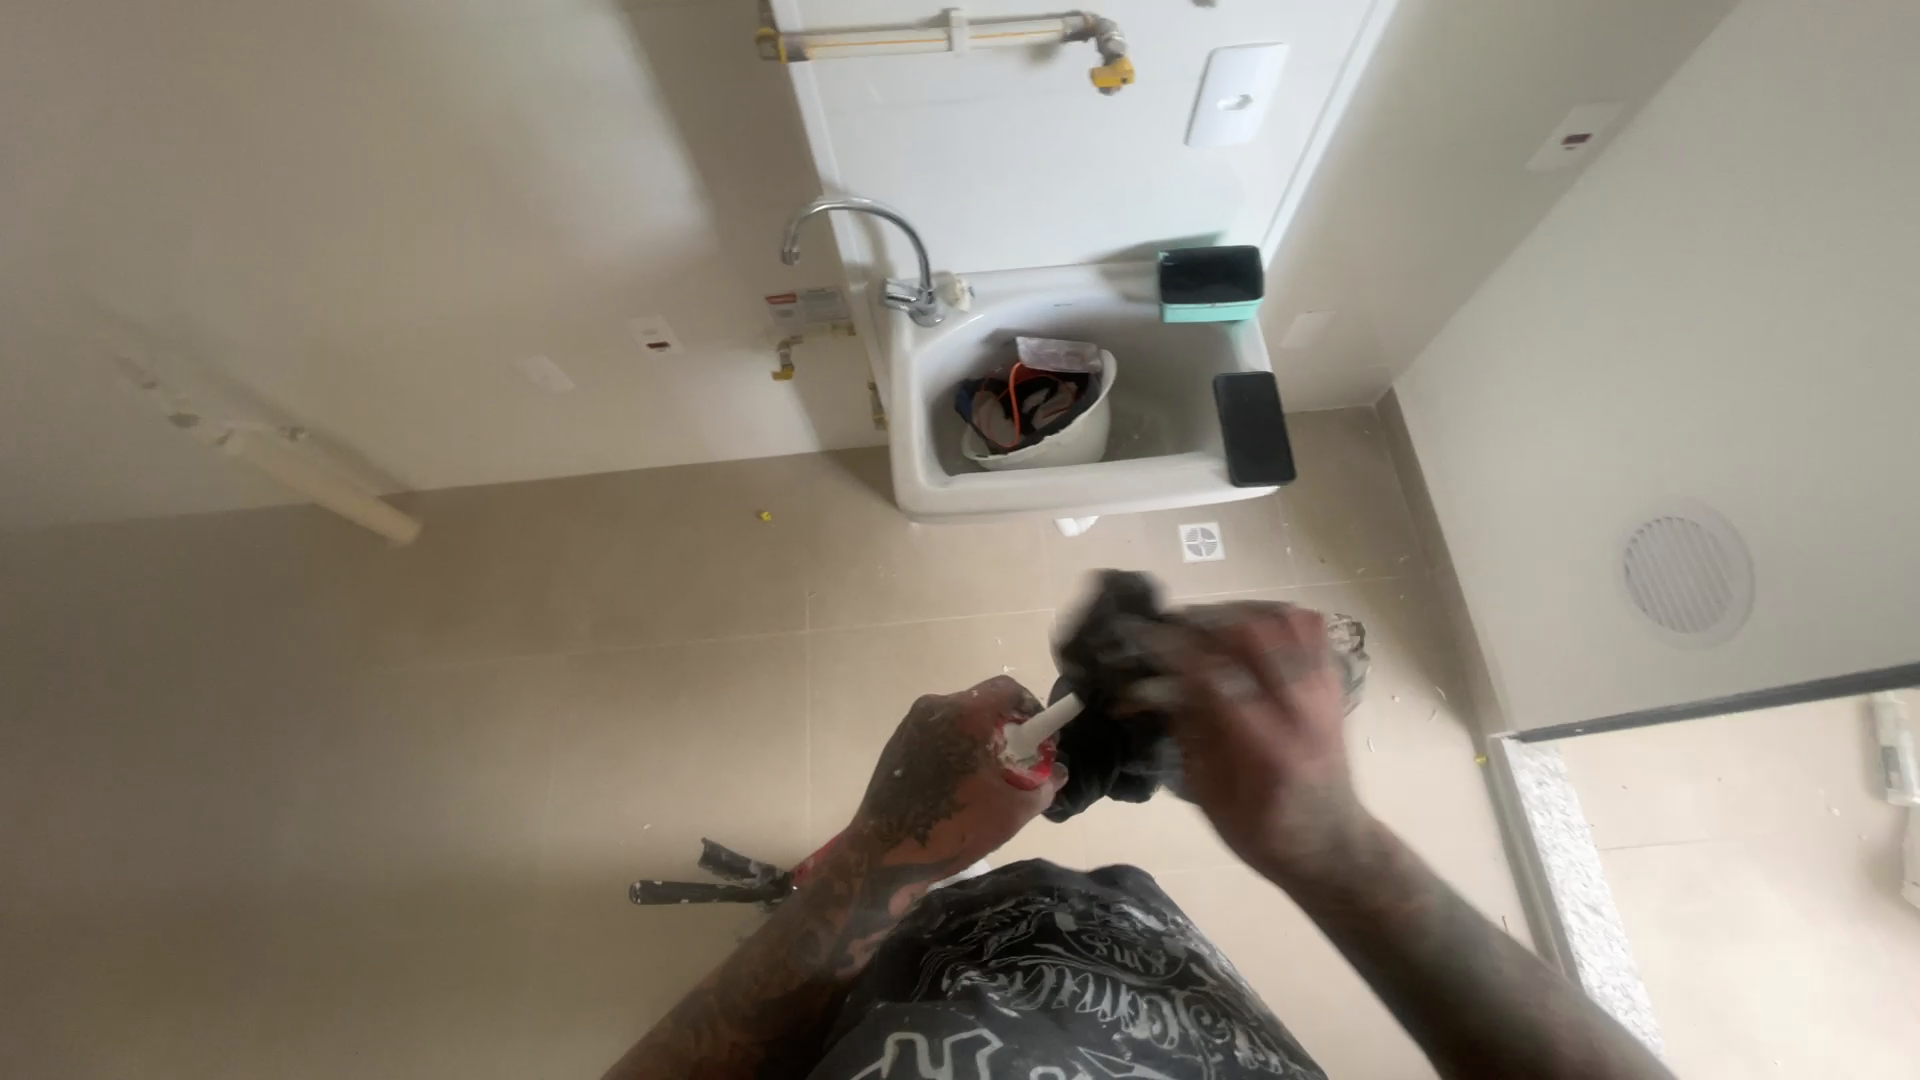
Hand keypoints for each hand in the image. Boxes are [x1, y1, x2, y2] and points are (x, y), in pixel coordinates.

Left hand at [843, 675, 1067, 880]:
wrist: (883, 854)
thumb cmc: (952, 827)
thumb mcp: (1011, 811)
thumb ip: (1044, 785)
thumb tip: (1057, 771)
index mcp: (966, 714)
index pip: (1009, 689)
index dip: (1032, 708)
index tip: (1041, 737)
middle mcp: (936, 706)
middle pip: (984, 704)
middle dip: (1007, 728)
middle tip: (1019, 762)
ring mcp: (913, 723)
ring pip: (960, 720)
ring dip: (980, 740)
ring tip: (989, 779)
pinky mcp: (898, 742)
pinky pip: (939, 734)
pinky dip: (956, 749)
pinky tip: (959, 785)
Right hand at [1145, 602, 1373, 882]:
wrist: (1332, 846)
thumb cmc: (1263, 832)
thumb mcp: (1210, 796)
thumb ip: (1188, 734)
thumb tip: (1158, 682)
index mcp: (1268, 748)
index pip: (1215, 674)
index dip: (1172, 647)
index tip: (1139, 634)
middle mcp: (1302, 711)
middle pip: (1254, 634)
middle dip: (1202, 622)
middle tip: (1171, 628)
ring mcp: (1324, 692)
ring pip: (1283, 620)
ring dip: (1236, 613)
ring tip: (1206, 626)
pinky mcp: (1332, 684)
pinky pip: (1307, 626)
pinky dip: (1271, 616)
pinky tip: (1245, 629)